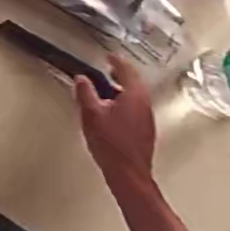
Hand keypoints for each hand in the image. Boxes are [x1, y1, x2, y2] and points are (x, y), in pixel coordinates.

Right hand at [74, 54, 156, 185]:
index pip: (127, 70)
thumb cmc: (111, 143)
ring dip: (124, 88)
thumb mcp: (91, 113)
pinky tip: (113, 108)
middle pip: (135, 82)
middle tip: (110, 68)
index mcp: (134, 96)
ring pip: (137, 95)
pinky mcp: (145, 130)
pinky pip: (136, 107)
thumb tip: (82, 79)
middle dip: (122, 73)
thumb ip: (85, 92)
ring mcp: (147, 119)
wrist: (128, 174)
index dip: (117, 61)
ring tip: (108, 87)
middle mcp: (145, 105)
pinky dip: (126, 101)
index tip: (110, 56)